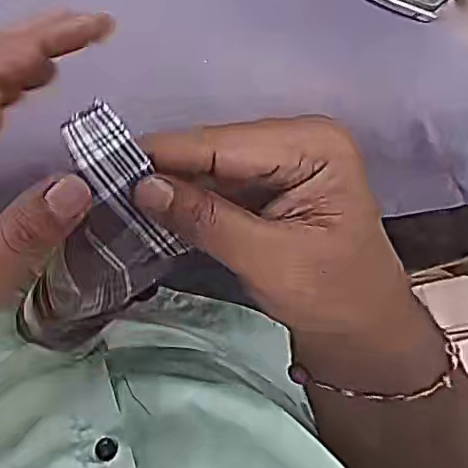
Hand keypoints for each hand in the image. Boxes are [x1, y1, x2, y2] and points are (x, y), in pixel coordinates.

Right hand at [133, 117, 433, 355]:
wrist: (364, 330)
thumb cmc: (334, 297)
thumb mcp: (270, 260)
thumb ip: (207, 220)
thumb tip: (143, 187)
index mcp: (314, 144)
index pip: (223, 143)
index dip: (164, 154)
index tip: (106, 163)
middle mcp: (296, 137)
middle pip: (211, 147)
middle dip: (162, 168)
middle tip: (103, 183)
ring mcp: (280, 157)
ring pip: (206, 164)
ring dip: (167, 181)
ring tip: (115, 192)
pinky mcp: (265, 180)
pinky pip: (214, 181)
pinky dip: (184, 195)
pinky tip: (149, 204)